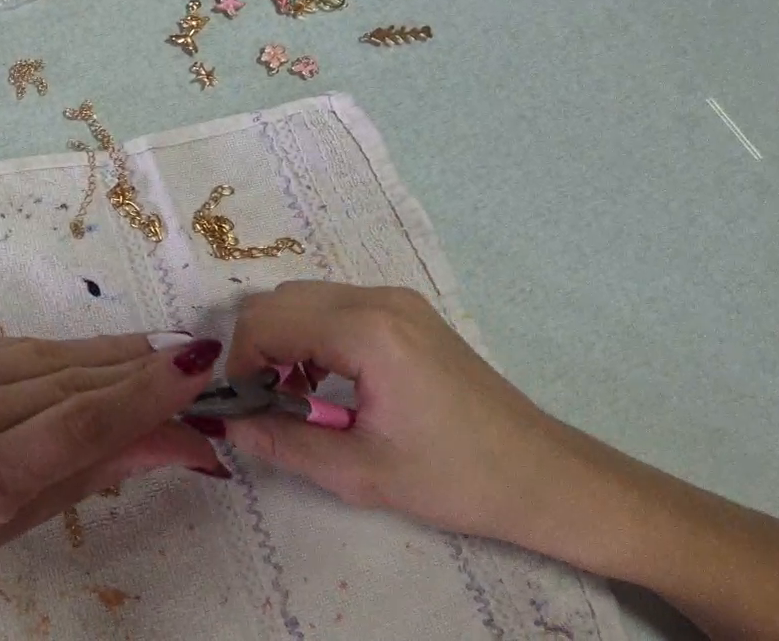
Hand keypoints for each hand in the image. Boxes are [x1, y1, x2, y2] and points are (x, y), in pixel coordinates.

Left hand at [0, 331, 230, 580]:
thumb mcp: (38, 512)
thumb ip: (109, 465)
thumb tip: (191, 439)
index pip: (78, 423)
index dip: (144, 394)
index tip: (199, 369)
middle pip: (69, 383)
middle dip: (139, 369)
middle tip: (197, 358)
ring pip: (50, 355)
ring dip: (112, 353)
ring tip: (163, 350)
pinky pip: (23, 347)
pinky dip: (67, 353)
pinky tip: (103, 356)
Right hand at [214, 280, 584, 544]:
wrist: (553, 480)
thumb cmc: (459, 480)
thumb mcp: (362, 473)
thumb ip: (283, 444)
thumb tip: (226, 424)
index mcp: (366, 332)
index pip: (265, 323)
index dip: (239, 363)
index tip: (244, 407)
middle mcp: (375, 298)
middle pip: (276, 301)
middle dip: (255, 347)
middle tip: (266, 401)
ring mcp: (393, 298)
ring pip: (299, 297)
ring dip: (280, 338)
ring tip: (296, 394)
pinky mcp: (405, 309)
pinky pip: (329, 304)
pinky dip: (309, 333)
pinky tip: (326, 378)